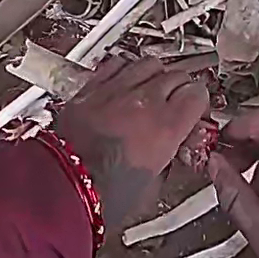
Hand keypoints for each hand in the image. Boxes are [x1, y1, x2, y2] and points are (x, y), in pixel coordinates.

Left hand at [52, 57, 209, 231]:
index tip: (194, 114)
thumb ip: (168, 157)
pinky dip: (127, 69)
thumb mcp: (153, 183)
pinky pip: (118, 63)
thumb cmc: (102, 194)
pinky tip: (125, 82)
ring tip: (151, 91)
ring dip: (155, 75)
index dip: (198, 104)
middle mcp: (144, 100)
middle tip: (175, 106)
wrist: (60, 187)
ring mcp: (116, 90)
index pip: (197, 93)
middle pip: (176, 75)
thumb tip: (171, 151)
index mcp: (166, 125)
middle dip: (180, 90)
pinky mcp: (92, 88)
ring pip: (148, 63)